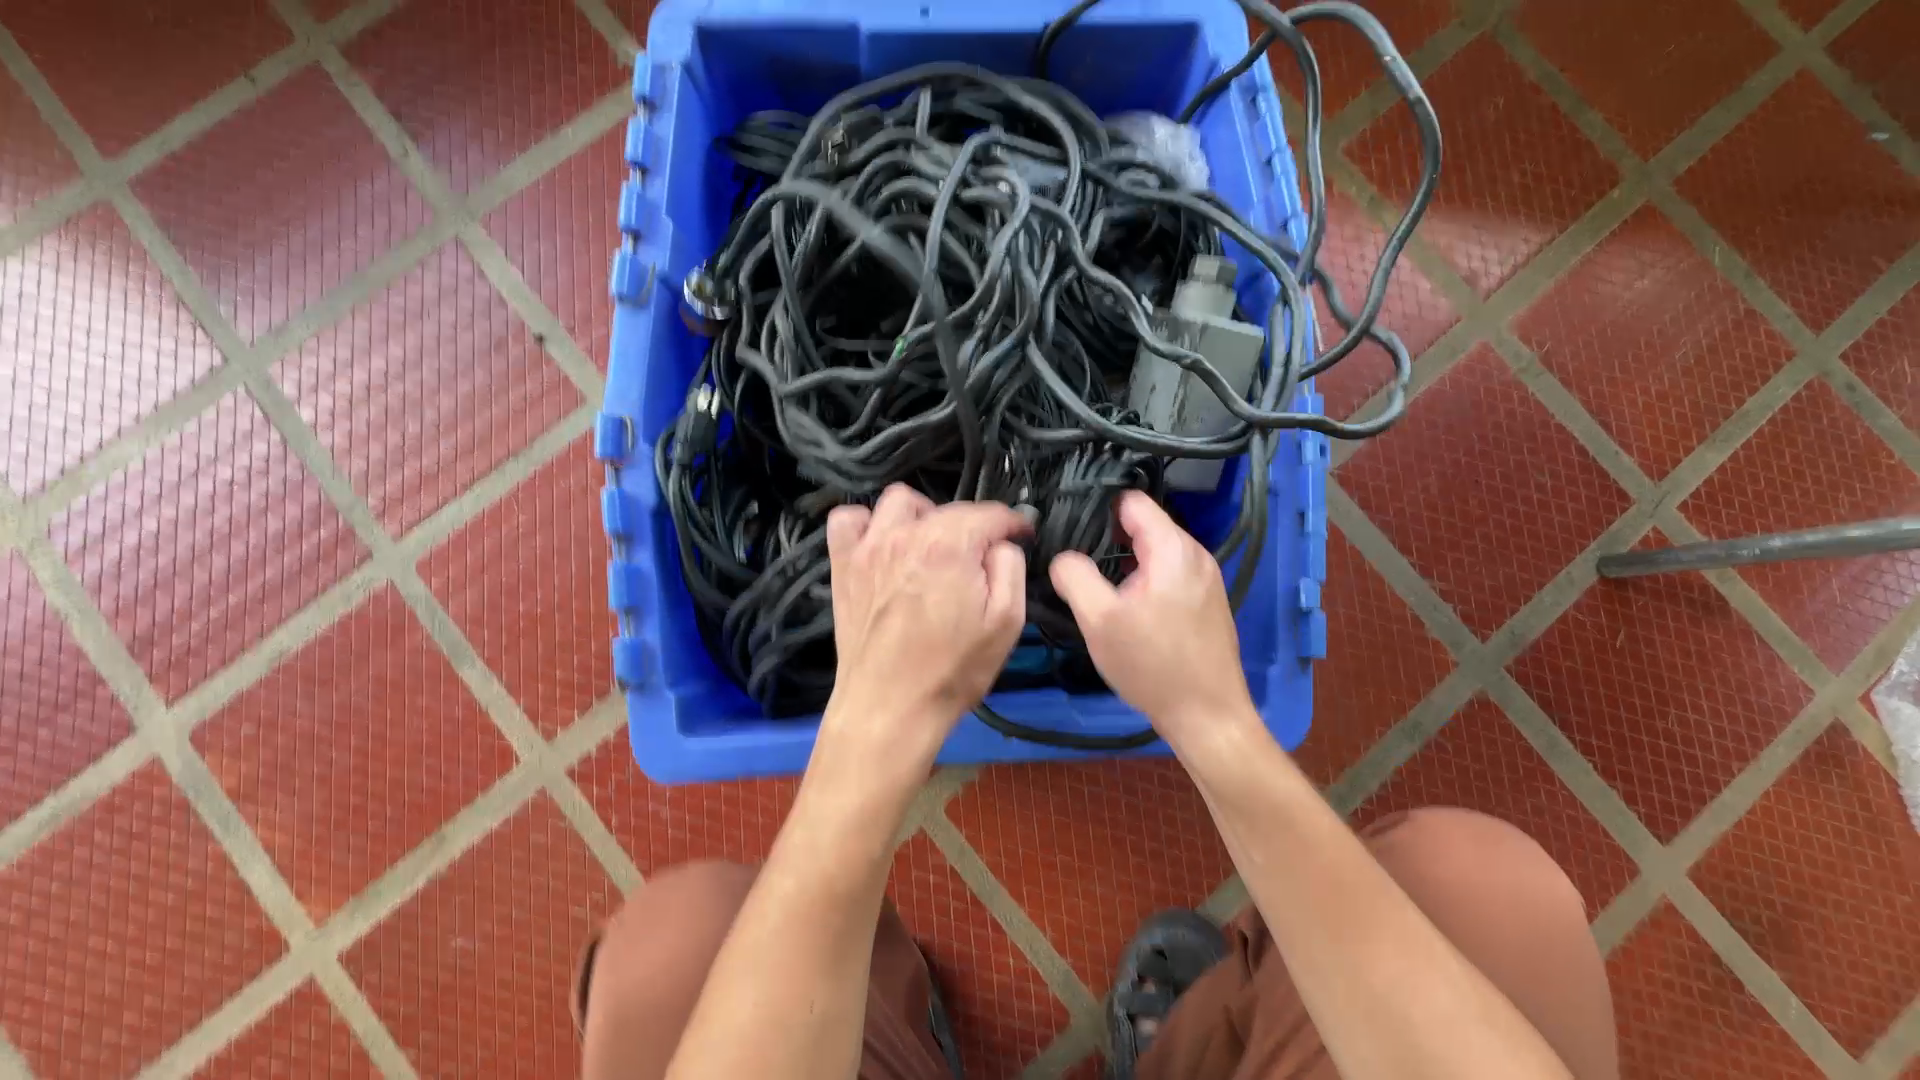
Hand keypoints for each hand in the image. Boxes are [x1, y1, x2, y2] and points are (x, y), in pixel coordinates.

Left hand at [822, 485, 1029, 763]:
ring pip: (898, 501)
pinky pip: (848, 520)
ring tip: (933, 545)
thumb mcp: (1006, 622)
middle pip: (948, 508)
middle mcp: (906, 534)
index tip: (1021, 537)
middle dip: (972, 526)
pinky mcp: (843, 566)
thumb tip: (1001, 544)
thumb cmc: (952, 671)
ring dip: (922, 515)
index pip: (990, 513)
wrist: (890, 709)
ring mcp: (869, 547)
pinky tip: (883, 543)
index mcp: (950, 545)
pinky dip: (868, 523)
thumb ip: (1010, 568)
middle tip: (980, 559)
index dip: (1013, 524)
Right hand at [1049, 491, 1255, 743]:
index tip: (1070, 528)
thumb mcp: (1098, 620)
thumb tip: (1063, 557)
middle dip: (1109, 539)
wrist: (1208, 715)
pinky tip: (1128, 609)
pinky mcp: (1208, 602)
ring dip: (1127, 564)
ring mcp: (1207, 578)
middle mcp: (1196, 554)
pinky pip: (1170, 575)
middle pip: (1145, 526)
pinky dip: (1146, 581)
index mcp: (1172, 548)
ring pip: (1156, 553)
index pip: (1131, 501)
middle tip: (1078, 563)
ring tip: (1098, 587)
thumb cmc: (1151, 665)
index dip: (1097, 509)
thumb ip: (1074, 576)